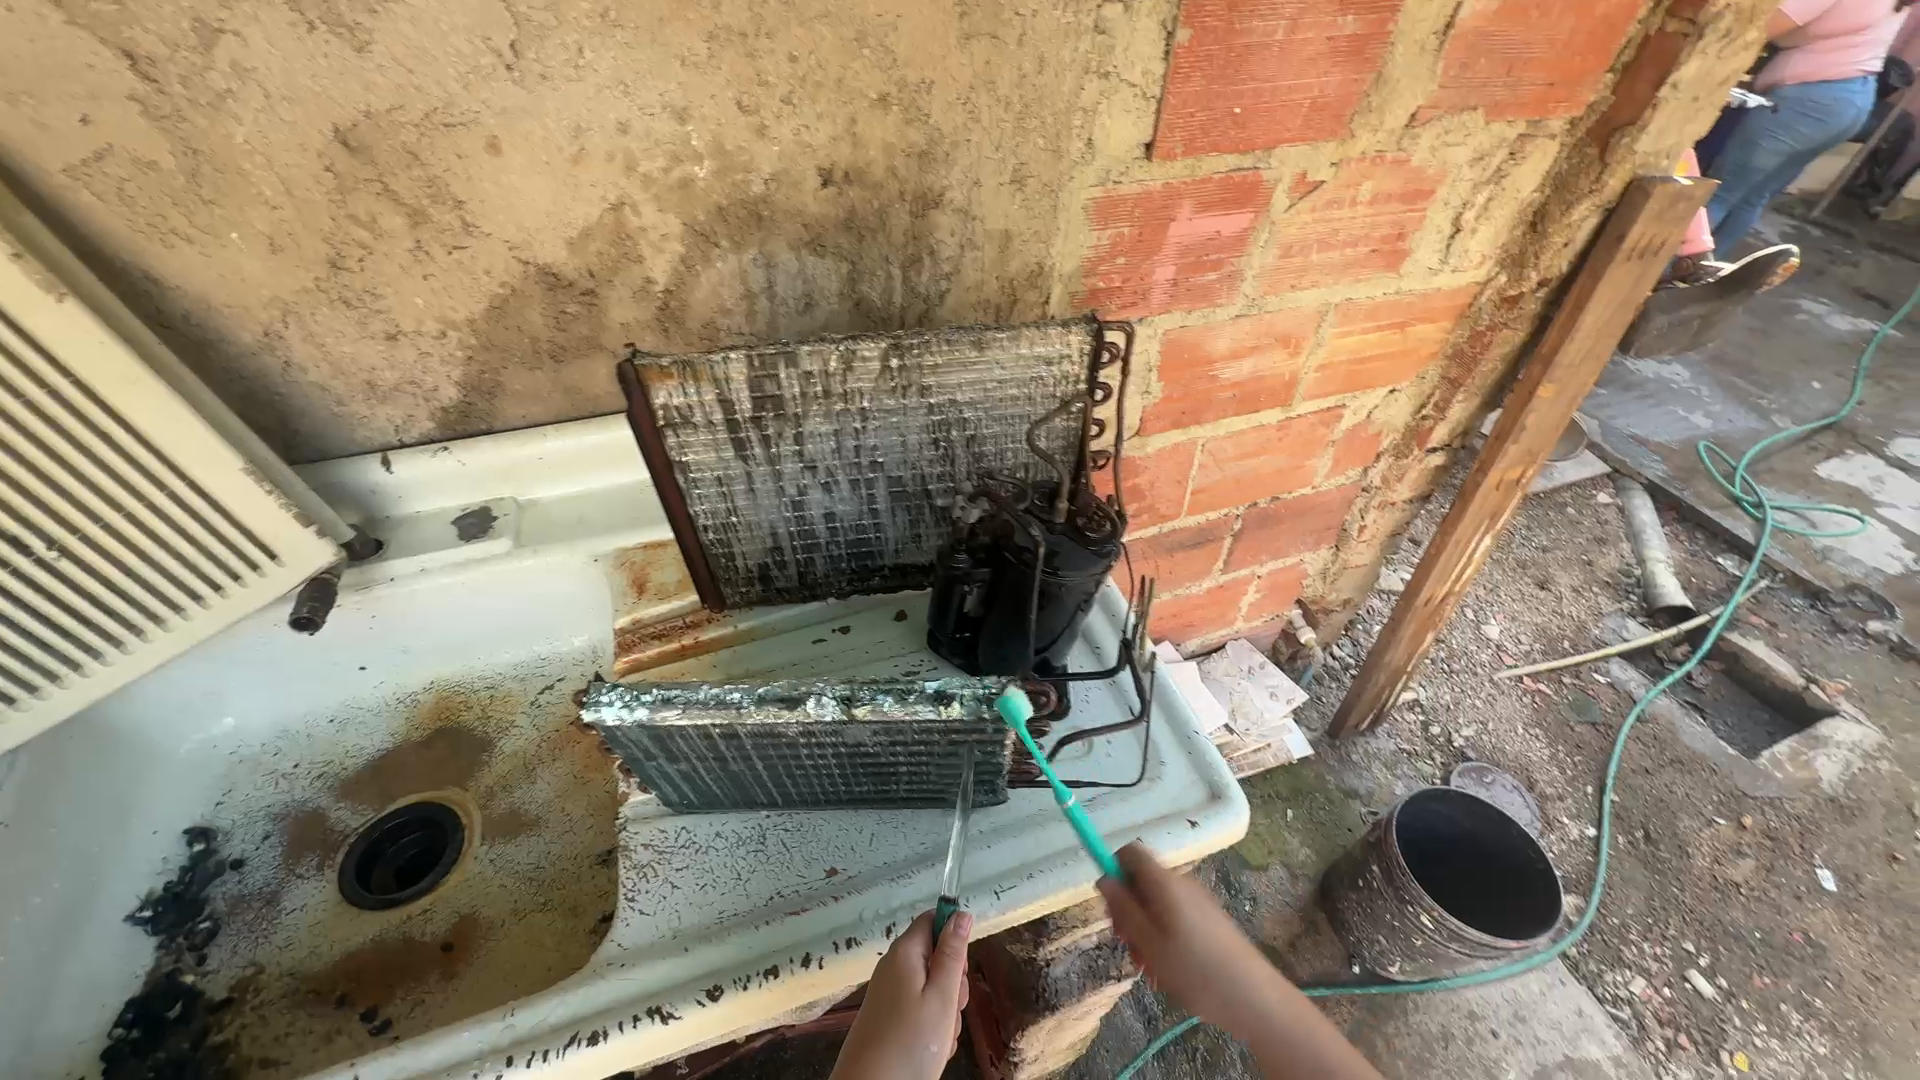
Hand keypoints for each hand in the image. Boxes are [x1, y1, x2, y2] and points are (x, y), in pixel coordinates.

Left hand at [831, 910, 972, 1079]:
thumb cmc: (911, 1041)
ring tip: (940, 1035)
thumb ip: (953, 953)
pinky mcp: (890, 1017)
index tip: (960, 967)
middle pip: (935, 957)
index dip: (953, 936)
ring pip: (932, 988)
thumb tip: (960, 913)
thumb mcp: (942, 995)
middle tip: (951, 1007)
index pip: (932, 920)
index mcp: (905, 952)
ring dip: (945, 1010)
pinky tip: (932, 1047)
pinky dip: (932, 1026)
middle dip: (953, 982)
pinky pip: (920, 1010)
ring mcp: (890, 993)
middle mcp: (895, 967)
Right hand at [1096, 843, 1286, 1041]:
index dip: (1112, 869)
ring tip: (1149, 966)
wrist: (1255, 998)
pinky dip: (1163, 936)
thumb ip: (1123, 908)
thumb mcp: (1149, 943)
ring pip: (1156, 903)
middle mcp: (1181, 883)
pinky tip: (1169, 969)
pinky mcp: (1209, 919)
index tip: (1110, 905)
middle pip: (1141, 880)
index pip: (1129, 852)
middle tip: (1127, 944)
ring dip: (1144, 929)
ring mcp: (1197, 901)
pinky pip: (1174, 917)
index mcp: (1164, 882)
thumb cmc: (1196, 971)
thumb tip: (1104, 878)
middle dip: (1127, 909)